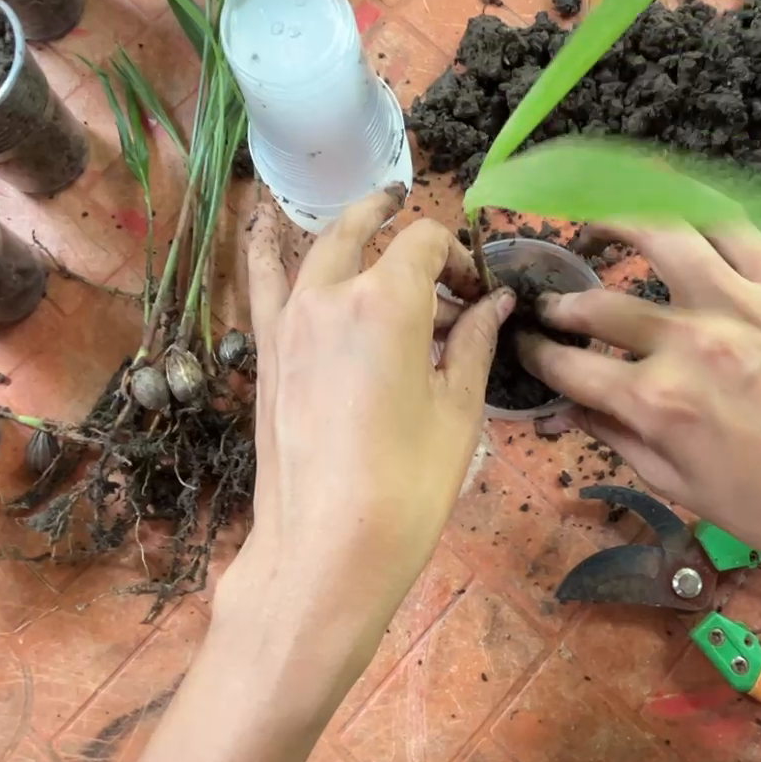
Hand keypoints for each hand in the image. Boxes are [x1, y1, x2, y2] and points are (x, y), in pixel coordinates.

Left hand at [223, 188, 513, 678]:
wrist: (326, 550)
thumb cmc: (408, 485)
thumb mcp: (458, 410)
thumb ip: (475, 342)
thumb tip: (496, 303)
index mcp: (387, 300)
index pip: (424, 241)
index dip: (458, 255)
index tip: (476, 292)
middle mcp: (330, 293)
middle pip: (367, 231)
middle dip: (403, 225)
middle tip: (433, 244)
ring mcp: (289, 320)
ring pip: (317, 248)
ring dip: (350, 228)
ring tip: (374, 212)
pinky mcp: (267, 351)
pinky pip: (264, 283)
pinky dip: (267, 248)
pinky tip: (267, 226)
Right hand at [518, 221, 760, 589]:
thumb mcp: (677, 486)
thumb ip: (613, 436)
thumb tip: (561, 406)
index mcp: (658, 404)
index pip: (570, 366)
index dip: (535, 355)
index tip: (522, 346)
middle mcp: (692, 344)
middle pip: (600, 306)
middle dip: (561, 308)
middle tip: (553, 309)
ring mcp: (743, 307)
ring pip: (663, 237)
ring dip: (615, 224)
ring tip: (593, 227)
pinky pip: (735, 231)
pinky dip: (695, 213)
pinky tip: (672, 219)